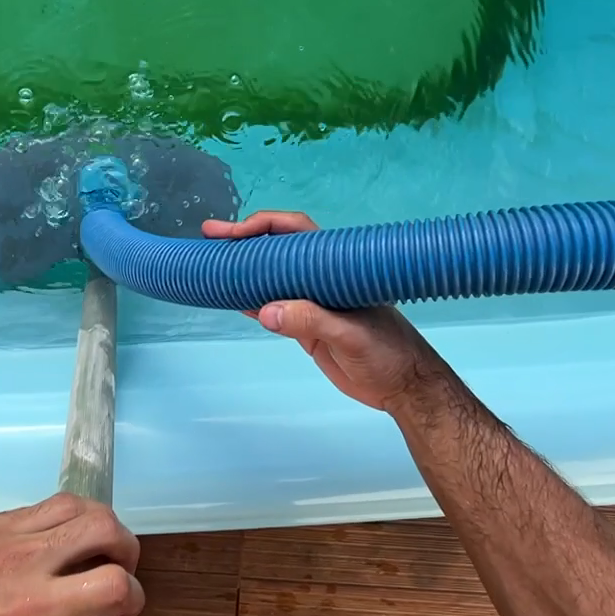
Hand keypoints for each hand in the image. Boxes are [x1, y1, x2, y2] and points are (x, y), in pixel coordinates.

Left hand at [0, 493, 144, 615]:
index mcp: (33, 610)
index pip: (114, 585)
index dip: (133, 598)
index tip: (126, 608)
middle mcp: (22, 560)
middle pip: (101, 524)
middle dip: (124, 546)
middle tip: (120, 566)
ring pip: (67, 503)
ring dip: (91, 522)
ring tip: (90, 544)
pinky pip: (26, 511)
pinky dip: (47, 525)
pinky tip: (36, 548)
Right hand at [202, 210, 450, 412]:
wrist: (405, 389)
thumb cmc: (389, 354)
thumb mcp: (352, 335)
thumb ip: (311, 321)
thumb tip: (265, 310)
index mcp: (336, 266)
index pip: (295, 231)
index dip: (264, 226)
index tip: (235, 234)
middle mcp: (321, 277)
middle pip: (277, 247)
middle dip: (244, 238)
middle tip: (210, 235)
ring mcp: (312, 300)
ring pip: (271, 273)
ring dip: (243, 266)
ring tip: (211, 260)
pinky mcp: (307, 325)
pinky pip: (272, 304)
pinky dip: (249, 298)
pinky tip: (229, 295)